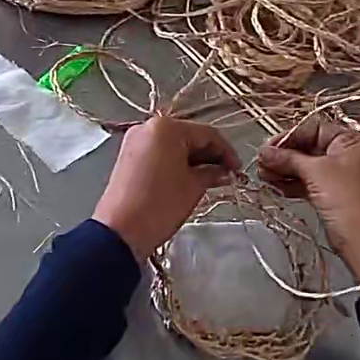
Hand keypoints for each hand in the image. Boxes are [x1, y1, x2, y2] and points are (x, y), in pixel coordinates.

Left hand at [93, 115, 238, 258]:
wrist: (120, 232)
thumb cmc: (161, 205)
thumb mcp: (193, 187)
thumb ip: (212, 172)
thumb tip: (224, 171)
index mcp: (167, 128)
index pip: (207, 134)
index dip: (227, 152)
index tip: (238, 169)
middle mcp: (149, 127)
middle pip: (189, 136)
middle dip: (210, 155)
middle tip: (227, 174)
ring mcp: (135, 141)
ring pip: (174, 145)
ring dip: (194, 160)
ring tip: (211, 179)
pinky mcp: (128, 156)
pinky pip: (160, 153)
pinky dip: (176, 163)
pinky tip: (190, 178)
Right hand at [256, 117, 359, 296]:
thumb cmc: (348, 199)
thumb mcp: (316, 172)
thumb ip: (289, 158)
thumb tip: (265, 151)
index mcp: (352, 141)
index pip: (315, 128)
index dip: (289, 136)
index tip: (267, 147)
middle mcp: (349, 154)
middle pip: (310, 147)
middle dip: (284, 156)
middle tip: (261, 163)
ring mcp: (342, 176)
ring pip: (308, 167)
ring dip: (285, 170)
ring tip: (263, 176)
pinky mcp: (335, 195)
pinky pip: (310, 183)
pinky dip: (294, 184)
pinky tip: (275, 187)